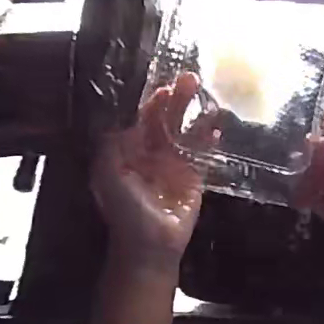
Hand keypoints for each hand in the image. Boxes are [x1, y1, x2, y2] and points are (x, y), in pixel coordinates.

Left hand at [92, 72, 218, 264]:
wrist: (151, 245)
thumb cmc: (125, 211)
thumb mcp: (106, 175)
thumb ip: (111, 144)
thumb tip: (123, 117)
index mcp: (130, 150)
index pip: (141, 118)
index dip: (151, 101)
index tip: (163, 86)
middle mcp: (153, 152)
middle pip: (166, 119)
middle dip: (176, 99)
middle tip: (189, 78)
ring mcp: (175, 163)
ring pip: (186, 131)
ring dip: (195, 113)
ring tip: (207, 95)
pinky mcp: (195, 176)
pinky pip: (203, 152)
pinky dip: (209, 138)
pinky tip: (216, 126)